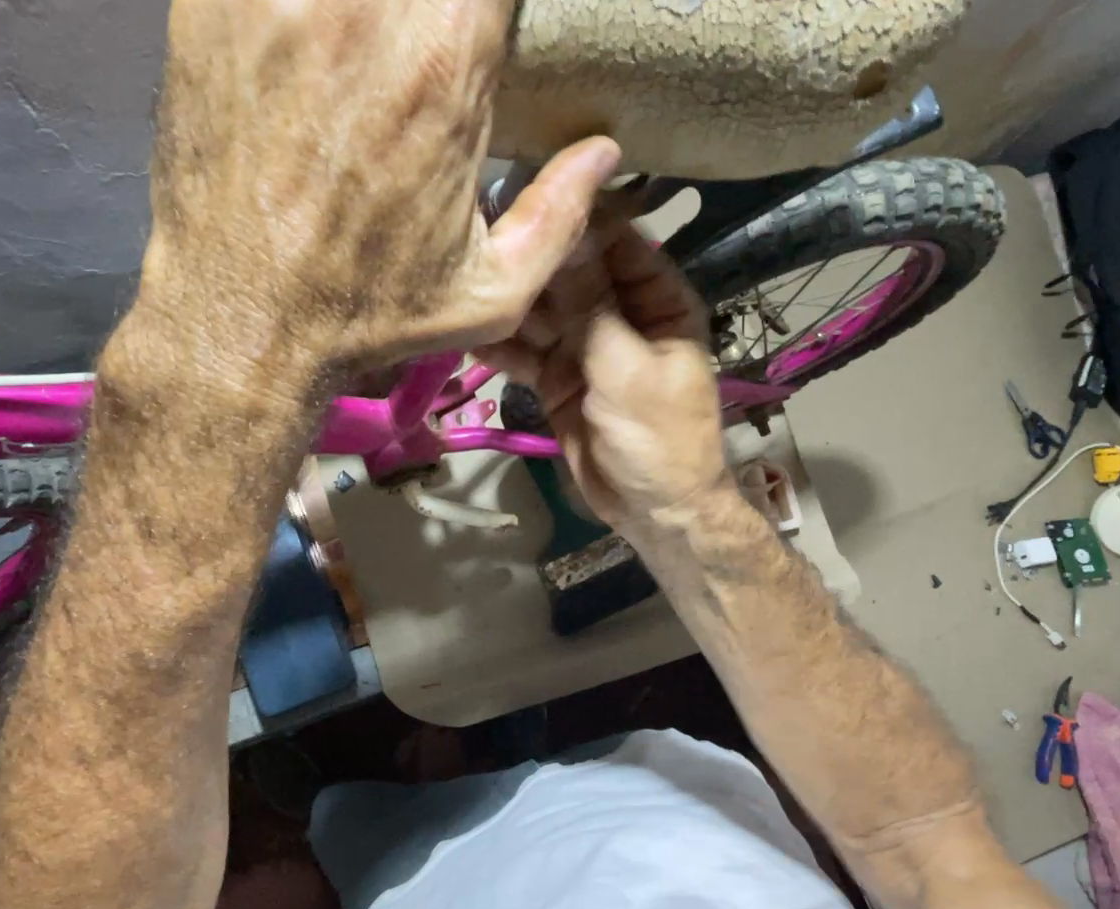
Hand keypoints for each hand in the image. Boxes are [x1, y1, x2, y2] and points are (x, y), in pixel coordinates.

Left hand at [139, 0, 622, 368]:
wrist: (242, 323)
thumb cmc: (366, 315)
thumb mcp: (491, 293)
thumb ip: (559, 215)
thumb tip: (602, 155)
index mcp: (446, 67)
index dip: (486, 7)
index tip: (481, 32)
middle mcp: (364, 12)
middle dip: (433, 10)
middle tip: (422, 45)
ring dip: (368, 11)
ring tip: (365, 50)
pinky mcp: (210, 8)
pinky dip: (293, 6)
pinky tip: (305, 36)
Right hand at [477, 221, 730, 531]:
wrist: (653, 510)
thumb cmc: (660, 438)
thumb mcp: (627, 369)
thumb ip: (592, 306)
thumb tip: (567, 233)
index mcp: (657, 300)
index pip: (617, 240)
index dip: (577, 216)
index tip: (527, 187)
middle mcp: (619, 314)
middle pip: (570, 272)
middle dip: (530, 255)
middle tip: (474, 226)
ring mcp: (584, 347)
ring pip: (540, 311)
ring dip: (506, 297)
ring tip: (459, 269)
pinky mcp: (556, 379)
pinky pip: (523, 352)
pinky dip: (497, 344)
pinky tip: (462, 326)